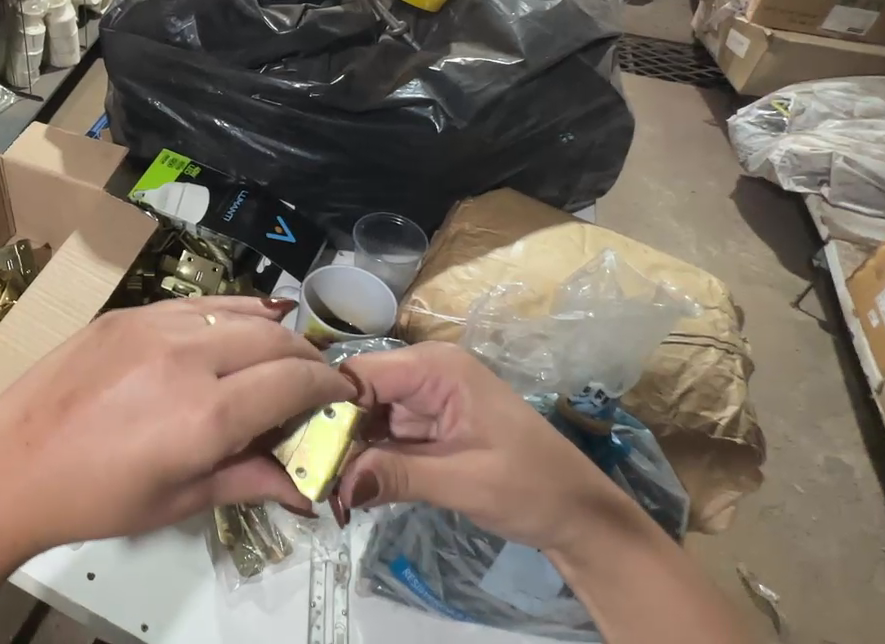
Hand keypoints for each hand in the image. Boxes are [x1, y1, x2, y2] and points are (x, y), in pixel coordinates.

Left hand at [0, 296, 354, 554]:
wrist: (14, 463)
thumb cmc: (96, 499)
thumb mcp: (179, 501)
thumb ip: (249, 479)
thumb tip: (306, 486)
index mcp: (204, 415)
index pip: (293, 383)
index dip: (330, 388)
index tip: (344, 398)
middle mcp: (186, 356)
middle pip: (274, 340)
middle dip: (308, 358)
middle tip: (316, 381)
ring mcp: (154, 325)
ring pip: (239, 312)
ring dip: (272, 331)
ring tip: (283, 353)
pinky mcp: (128, 312)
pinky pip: (197, 304)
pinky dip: (230, 315)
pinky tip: (236, 329)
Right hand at [332, 342, 637, 556]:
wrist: (583, 517)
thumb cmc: (534, 487)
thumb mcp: (465, 481)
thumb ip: (398, 475)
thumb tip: (337, 485)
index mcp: (435, 367)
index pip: (360, 373)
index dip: (328, 406)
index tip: (301, 447)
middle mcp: (423, 372)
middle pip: (356, 393)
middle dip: (332, 432)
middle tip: (305, 475)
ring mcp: (423, 399)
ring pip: (363, 416)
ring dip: (345, 449)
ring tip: (319, 484)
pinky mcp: (425, 425)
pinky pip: (381, 435)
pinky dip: (365, 459)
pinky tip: (346, 484)